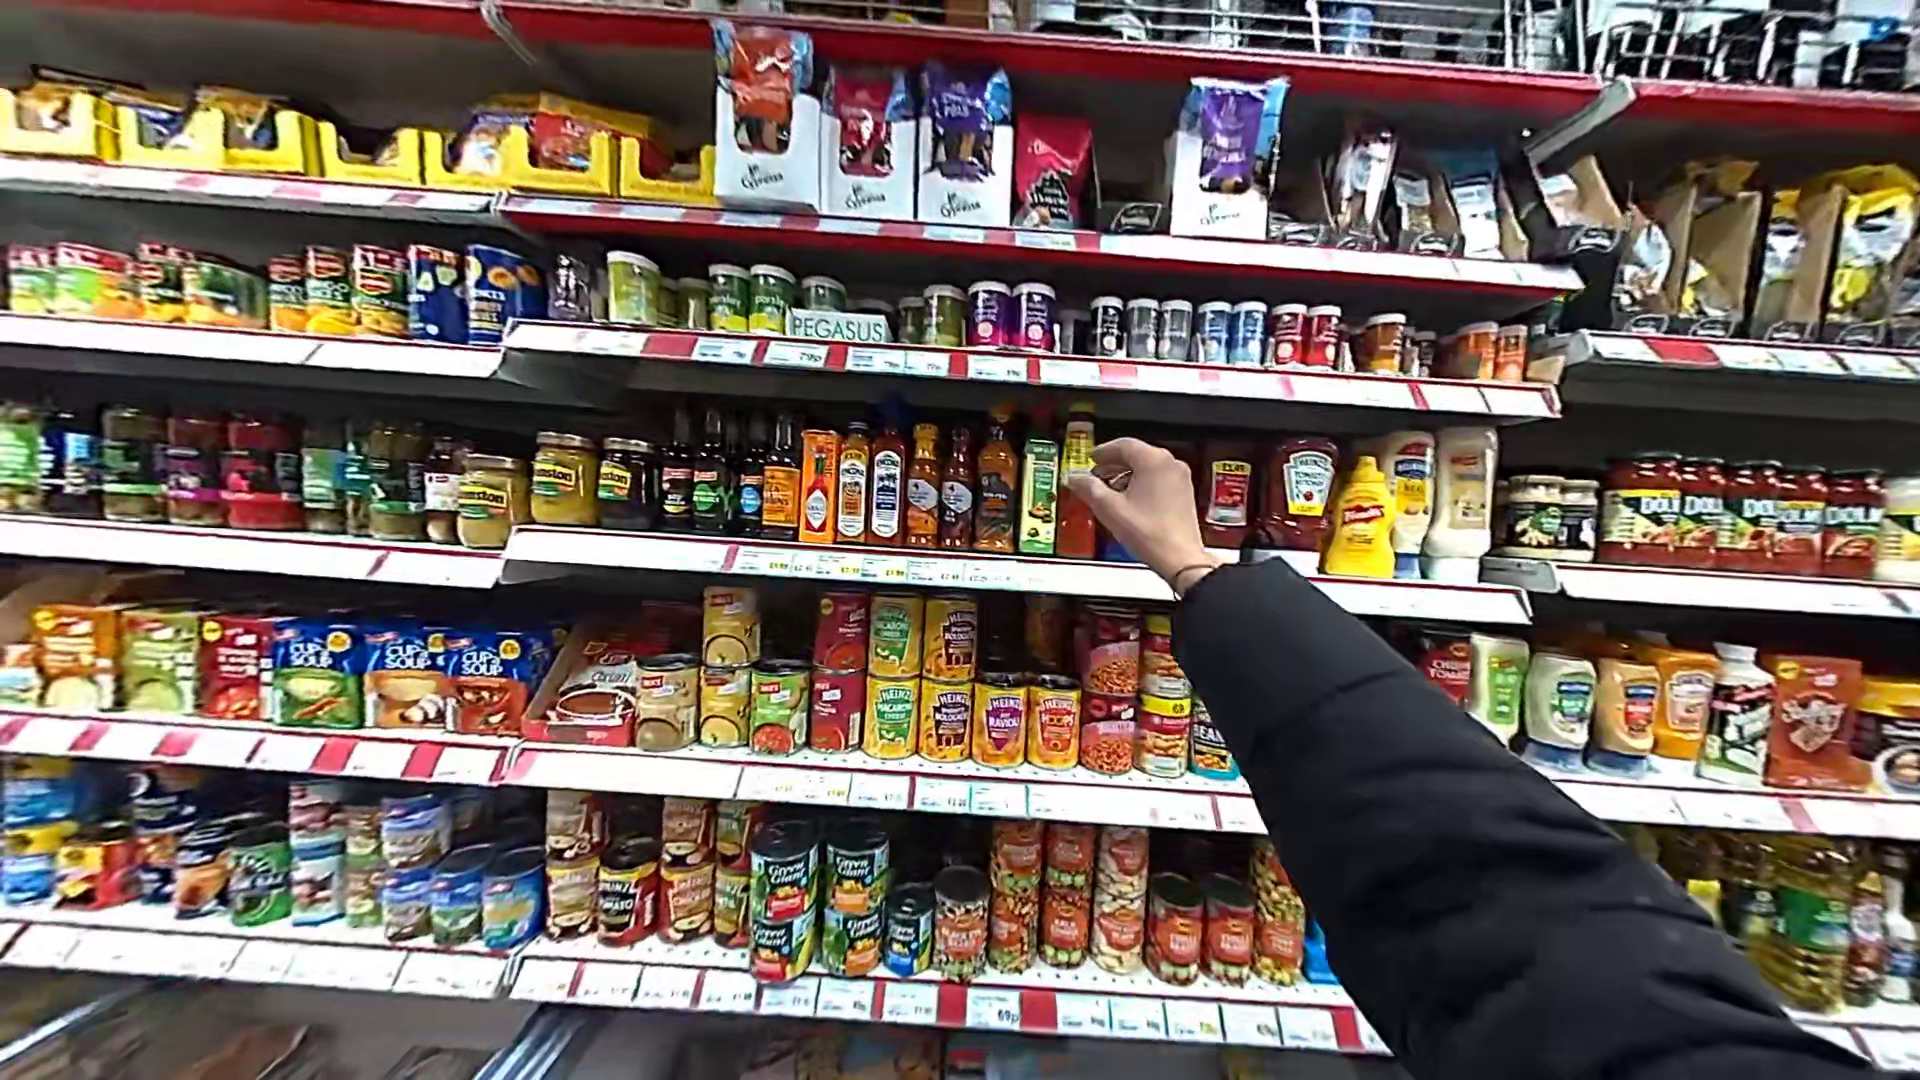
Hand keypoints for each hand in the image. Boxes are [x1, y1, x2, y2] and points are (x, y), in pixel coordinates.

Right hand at [1066, 437, 1218, 591]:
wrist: (1178, 557)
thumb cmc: (1150, 533)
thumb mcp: (1109, 508)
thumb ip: (1088, 488)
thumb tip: (1074, 478)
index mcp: (1153, 461)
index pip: (1123, 445)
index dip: (1103, 451)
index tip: (1092, 457)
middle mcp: (1170, 465)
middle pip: (1136, 455)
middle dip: (1113, 464)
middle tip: (1096, 473)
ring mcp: (1180, 479)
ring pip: (1148, 467)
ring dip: (1126, 475)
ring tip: (1108, 490)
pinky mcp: (1183, 494)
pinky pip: (1158, 479)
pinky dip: (1140, 484)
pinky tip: (1127, 500)